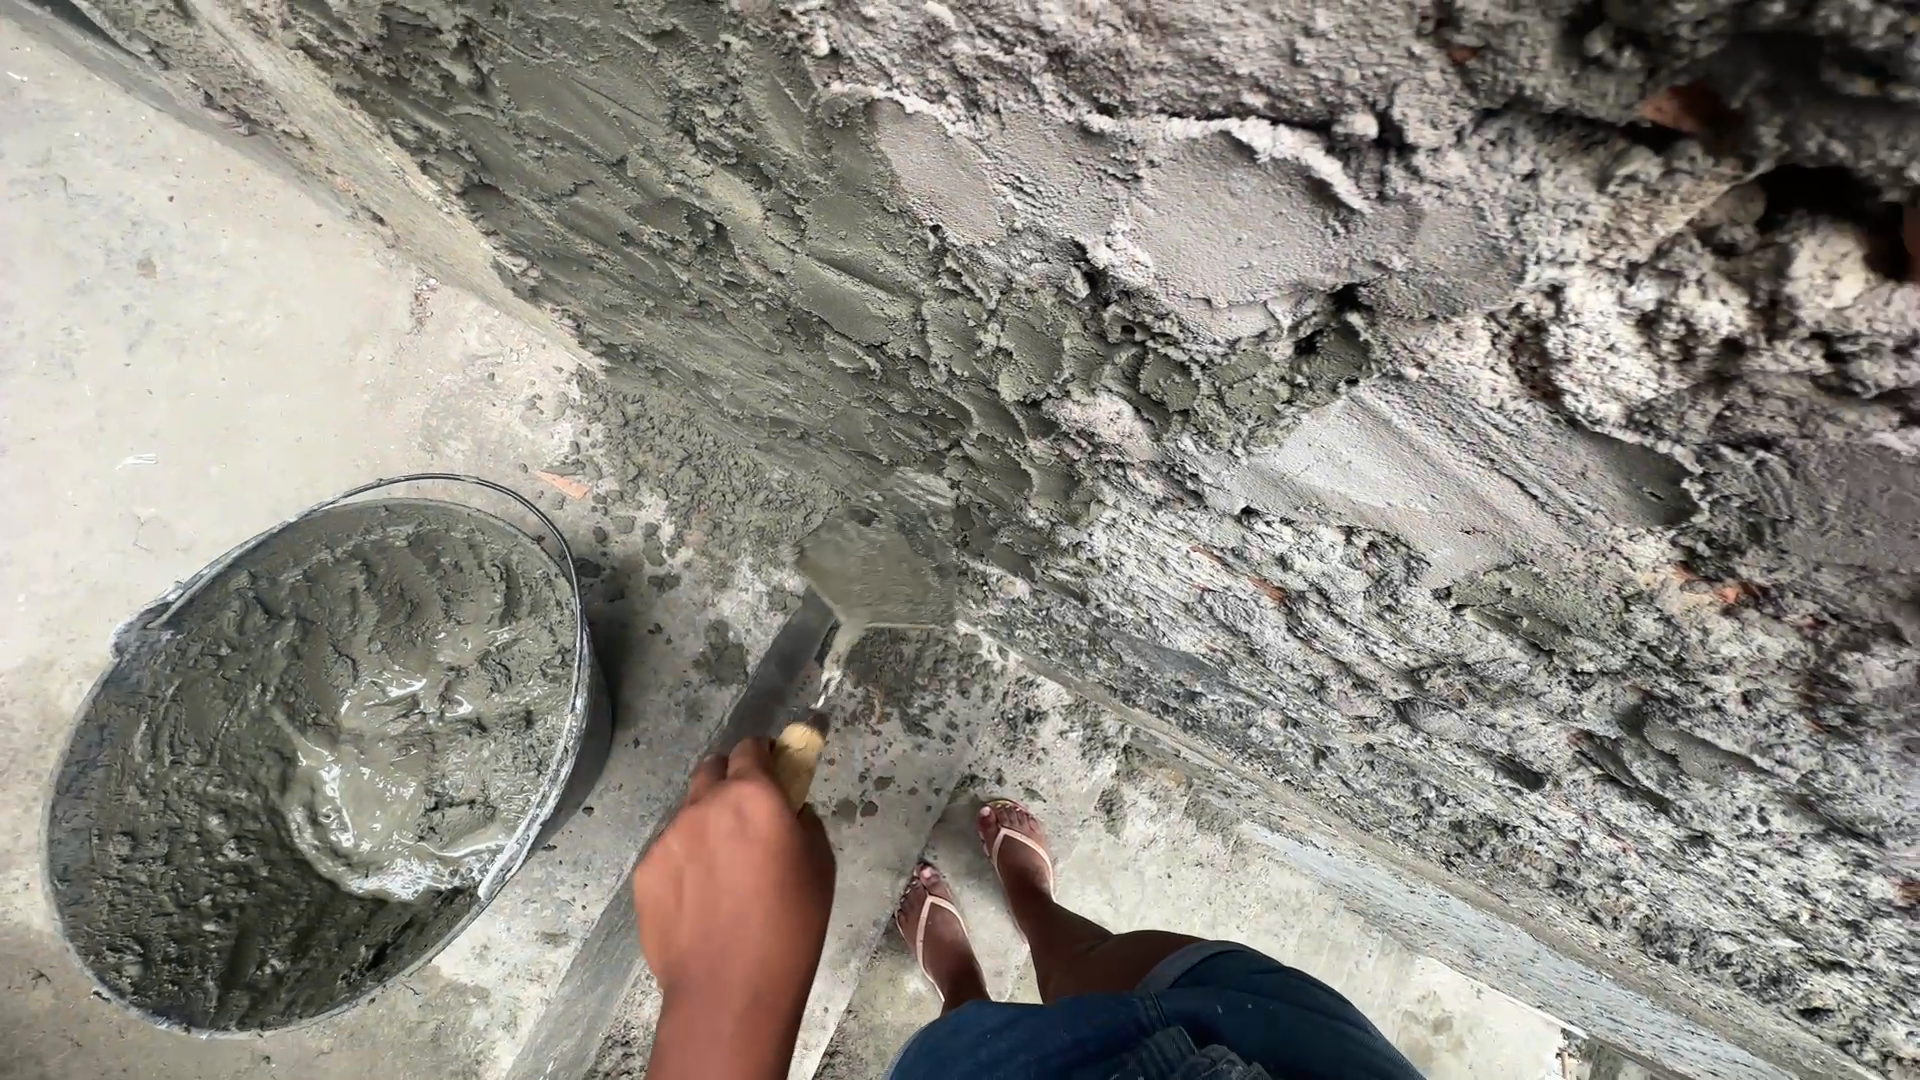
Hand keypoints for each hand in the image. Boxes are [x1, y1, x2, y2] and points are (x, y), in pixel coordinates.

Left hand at [633, 737, 834, 1079]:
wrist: (731, 989)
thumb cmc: (791, 922)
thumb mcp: (820, 861)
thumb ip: (802, 819)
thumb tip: (788, 811)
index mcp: (753, 793)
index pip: (749, 747)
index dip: (761, 752)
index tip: (770, 767)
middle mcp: (705, 803)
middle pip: (711, 768)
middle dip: (728, 778)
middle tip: (744, 812)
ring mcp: (669, 836)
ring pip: (688, 812)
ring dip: (706, 821)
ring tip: (719, 867)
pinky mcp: (645, 871)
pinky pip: (669, 849)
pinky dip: (684, 858)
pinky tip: (698, 895)